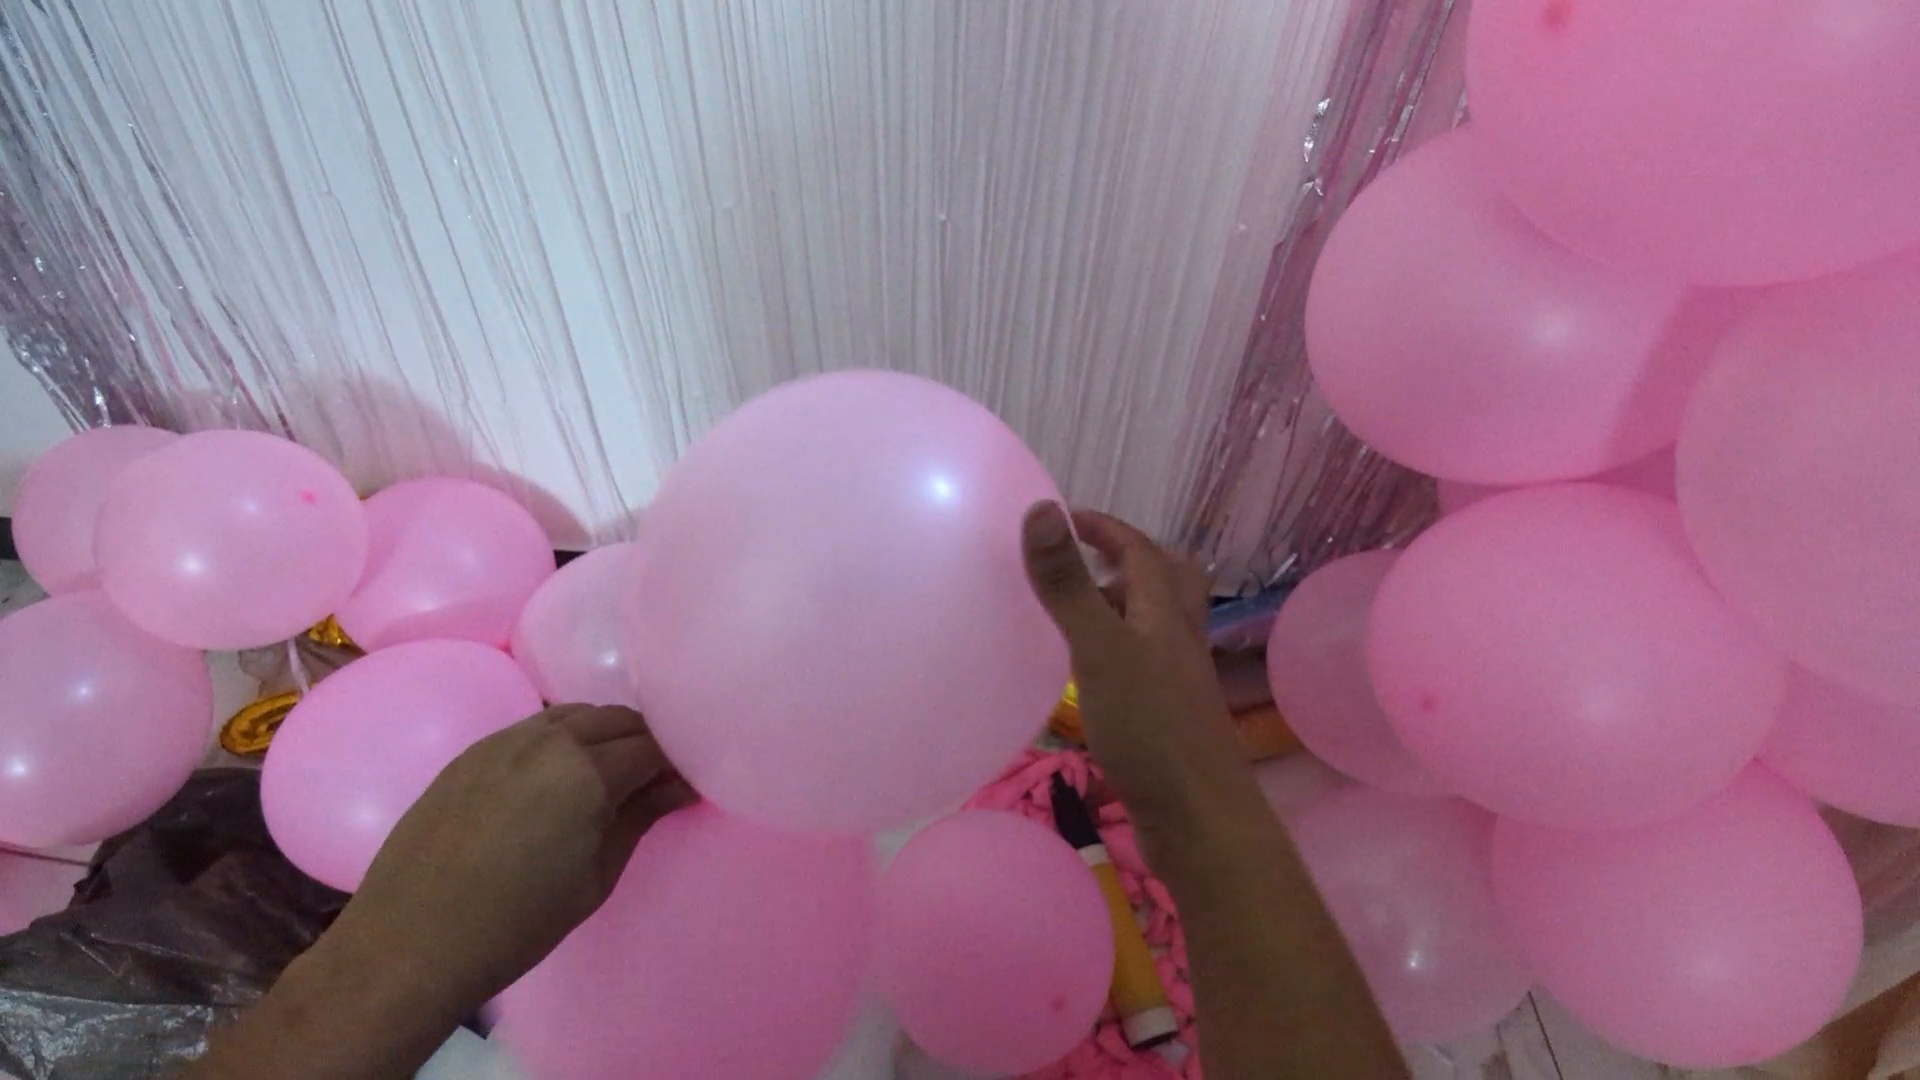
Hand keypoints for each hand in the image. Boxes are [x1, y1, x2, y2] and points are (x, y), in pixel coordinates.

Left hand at [321, 705, 696, 1016]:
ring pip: (576, 714)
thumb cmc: (516, 924)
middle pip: (619, 720)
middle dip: (645, 742)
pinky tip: (557, 773)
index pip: (652, 747)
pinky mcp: (472, 752)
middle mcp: (549, 741)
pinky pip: (535, 727)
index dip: (676, 763)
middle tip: (654, 778)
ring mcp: (504, 741)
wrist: (407, 947)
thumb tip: (681, 786)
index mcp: (586, 773)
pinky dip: (562, 737)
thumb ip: (641, 817)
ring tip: (608, 771)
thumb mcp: (596, 877)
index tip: (686, 783)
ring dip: (604, 733)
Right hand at [1019, 502, 1240, 839]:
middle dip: (1126, 558)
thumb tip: (1042, 510)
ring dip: (1121, 604)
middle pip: (1166, 579)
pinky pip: (1142, 660)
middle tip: (1083, 560)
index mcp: (1165, 612)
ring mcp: (1176, 677)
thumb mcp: (1100, 648)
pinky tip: (1088, 672)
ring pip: (1154, 622)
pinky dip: (1116, 648)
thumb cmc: (1150, 727)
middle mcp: (1177, 636)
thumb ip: (1069, 585)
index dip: (1104, 527)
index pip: (1140, 550)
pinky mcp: (1167, 713)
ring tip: (1075, 611)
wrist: (1198, 818)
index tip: (1064, 518)